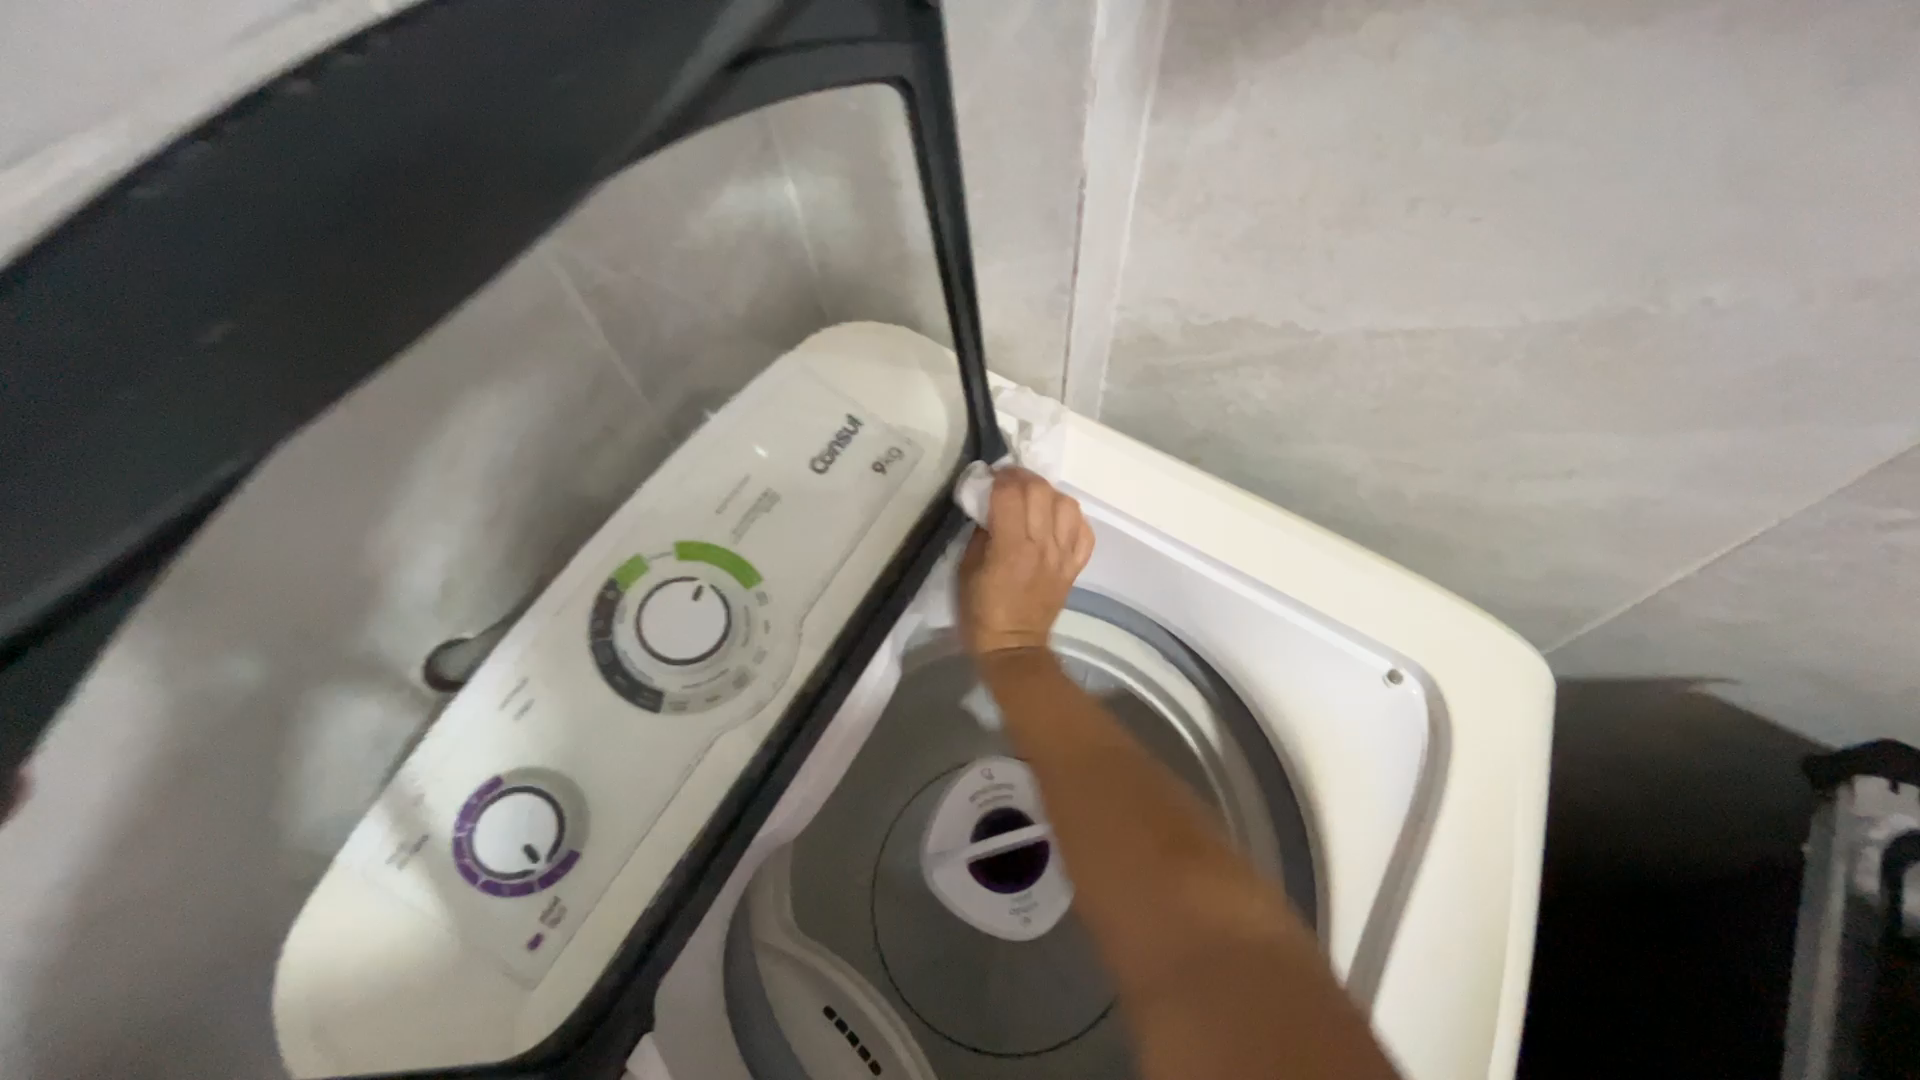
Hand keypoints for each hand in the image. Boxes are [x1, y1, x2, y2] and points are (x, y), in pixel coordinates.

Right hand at [957, 468, 1094, 656]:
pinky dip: (1072, 519)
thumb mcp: (966, 569)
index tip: (991, 477)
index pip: (1011, 494)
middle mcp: (1042, 547)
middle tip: (1010, 481)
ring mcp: (1062, 557)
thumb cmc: (980, 611)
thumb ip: (981, 533)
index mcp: (1011, 548)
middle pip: (1041, 492)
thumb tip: (990, 508)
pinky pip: (1084, 532)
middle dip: (1023, 478)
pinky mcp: (1074, 567)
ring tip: (1035, 498)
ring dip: (1049, 494)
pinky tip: (1056, 520)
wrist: (1013, 648)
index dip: (1000, 478)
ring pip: (1068, 506)